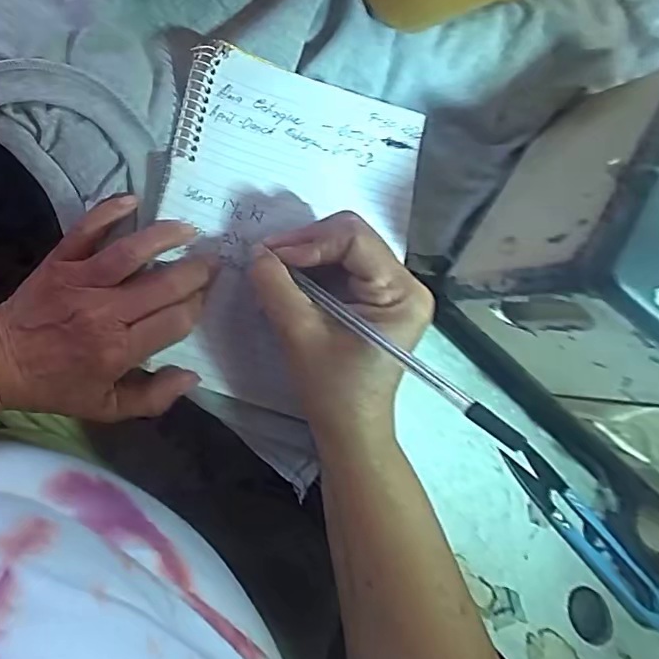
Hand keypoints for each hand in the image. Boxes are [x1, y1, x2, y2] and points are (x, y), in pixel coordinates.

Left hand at [0, 195, 214, 420]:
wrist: (1, 359)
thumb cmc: (55, 385)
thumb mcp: (106, 408)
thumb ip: (153, 398)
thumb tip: (192, 375)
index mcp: (118, 350)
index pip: (174, 321)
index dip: (196, 306)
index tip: (204, 296)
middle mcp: (103, 312)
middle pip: (161, 285)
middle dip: (194, 271)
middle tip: (212, 259)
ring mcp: (79, 281)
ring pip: (130, 253)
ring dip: (164, 237)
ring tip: (188, 230)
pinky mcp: (59, 261)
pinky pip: (86, 231)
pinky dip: (108, 211)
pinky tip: (132, 200)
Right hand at [247, 211, 433, 447]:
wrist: (348, 424)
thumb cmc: (331, 387)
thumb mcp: (298, 333)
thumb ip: (275, 286)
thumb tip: (256, 252)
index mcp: (401, 292)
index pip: (353, 238)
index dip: (308, 241)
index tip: (272, 257)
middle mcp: (402, 282)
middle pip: (348, 234)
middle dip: (303, 242)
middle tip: (267, 258)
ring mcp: (388, 286)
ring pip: (339, 242)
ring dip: (302, 251)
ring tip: (273, 268)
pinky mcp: (370, 292)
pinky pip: (335, 259)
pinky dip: (307, 263)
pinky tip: (287, 277)